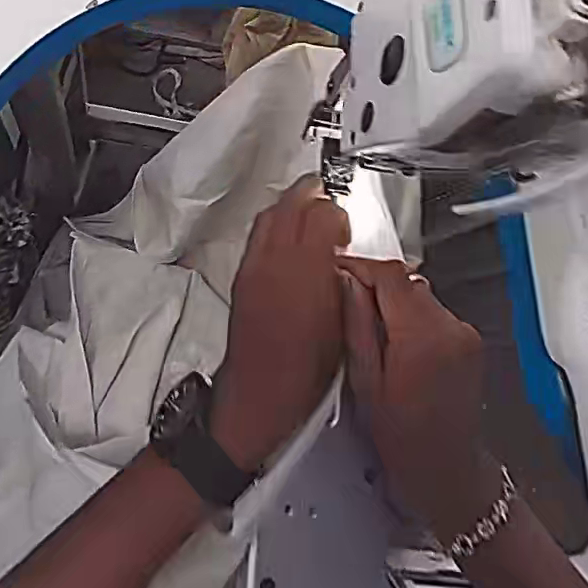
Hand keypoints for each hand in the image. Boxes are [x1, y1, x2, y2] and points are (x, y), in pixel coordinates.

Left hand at [210, 175, 350, 470]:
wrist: (260, 391)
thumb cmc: (303, 369)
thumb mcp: (342, 323)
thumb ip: (345, 281)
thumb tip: (345, 259)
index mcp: (307, 270)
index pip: (321, 214)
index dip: (338, 214)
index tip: (345, 228)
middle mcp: (276, 261)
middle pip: (291, 203)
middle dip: (313, 195)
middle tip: (328, 203)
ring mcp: (255, 266)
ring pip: (270, 215)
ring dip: (291, 207)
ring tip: (309, 218)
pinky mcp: (242, 277)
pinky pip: (258, 235)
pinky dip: (275, 226)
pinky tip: (288, 242)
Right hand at [337, 257, 499, 537]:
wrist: (447, 471)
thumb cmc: (404, 440)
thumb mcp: (366, 383)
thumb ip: (356, 326)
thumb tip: (346, 284)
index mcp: (423, 338)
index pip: (391, 275)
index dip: (361, 266)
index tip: (340, 268)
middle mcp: (450, 329)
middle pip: (407, 281)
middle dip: (374, 283)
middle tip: (346, 298)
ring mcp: (464, 333)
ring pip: (419, 294)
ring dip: (393, 300)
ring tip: (369, 328)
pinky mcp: (469, 339)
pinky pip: (433, 311)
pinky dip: (411, 316)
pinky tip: (395, 342)